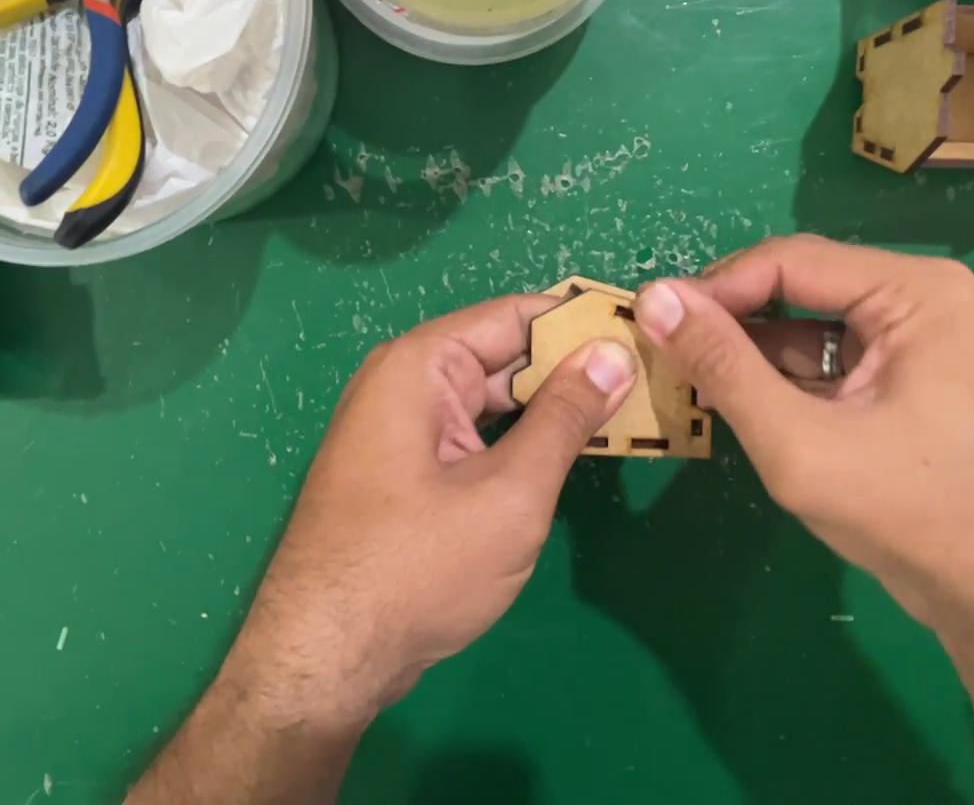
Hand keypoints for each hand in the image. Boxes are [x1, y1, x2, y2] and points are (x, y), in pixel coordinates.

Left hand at [220, 295, 637, 729]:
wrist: (324, 658)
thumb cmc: (417, 566)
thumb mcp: (509, 492)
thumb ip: (564, 418)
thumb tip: (612, 353)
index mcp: (420, 365)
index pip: (514, 317)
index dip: (578, 323)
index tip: (641, 333)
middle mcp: (405, 383)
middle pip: (503, 358)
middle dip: (570, 370)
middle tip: (649, 380)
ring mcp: (402, 428)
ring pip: (491, 402)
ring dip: (550, 410)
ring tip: (627, 413)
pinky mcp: (406, 469)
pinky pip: (473, 437)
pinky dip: (519, 442)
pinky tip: (569, 454)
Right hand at [631, 235, 973, 633]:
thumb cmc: (912, 515)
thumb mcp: (797, 441)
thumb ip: (721, 365)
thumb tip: (653, 298)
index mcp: (913, 291)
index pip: (786, 260)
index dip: (713, 288)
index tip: (654, 321)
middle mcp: (919, 297)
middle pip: (796, 285)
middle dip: (729, 317)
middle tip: (667, 348)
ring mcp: (916, 338)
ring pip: (804, 323)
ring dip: (747, 349)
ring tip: (689, 375)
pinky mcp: (906, 375)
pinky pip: (824, 357)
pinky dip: (777, 376)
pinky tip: (736, 400)